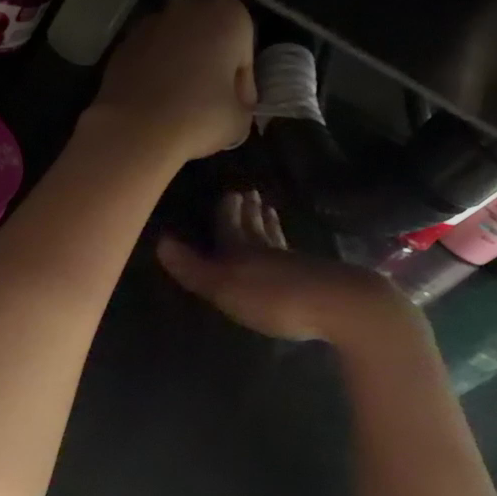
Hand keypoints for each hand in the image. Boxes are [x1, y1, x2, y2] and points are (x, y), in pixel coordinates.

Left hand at [87, 0, 255, 163]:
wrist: (130, 132)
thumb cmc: (196, 119)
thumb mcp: (239, 120)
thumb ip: (242, 103)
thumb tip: (231, 104)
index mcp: (226, 16)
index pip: (244, 47)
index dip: (242, 80)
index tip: (236, 106)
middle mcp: (187, 8)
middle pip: (209, 37)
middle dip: (212, 64)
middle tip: (211, 103)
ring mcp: (149, 23)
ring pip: (177, 44)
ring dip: (182, 66)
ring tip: (179, 105)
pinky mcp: (122, 44)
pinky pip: (150, 56)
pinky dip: (155, 73)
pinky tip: (153, 103)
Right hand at [158, 191, 429, 344]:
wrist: (337, 305)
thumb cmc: (272, 297)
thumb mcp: (223, 287)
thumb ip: (192, 268)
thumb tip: (159, 241)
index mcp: (240, 248)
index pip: (228, 222)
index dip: (224, 210)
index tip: (224, 190)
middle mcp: (265, 249)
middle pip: (252, 225)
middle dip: (246, 210)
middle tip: (244, 191)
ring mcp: (293, 261)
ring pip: (274, 236)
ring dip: (267, 222)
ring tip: (266, 208)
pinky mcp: (314, 276)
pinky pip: (292, 252)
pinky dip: (286, 243)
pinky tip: (290, 248)